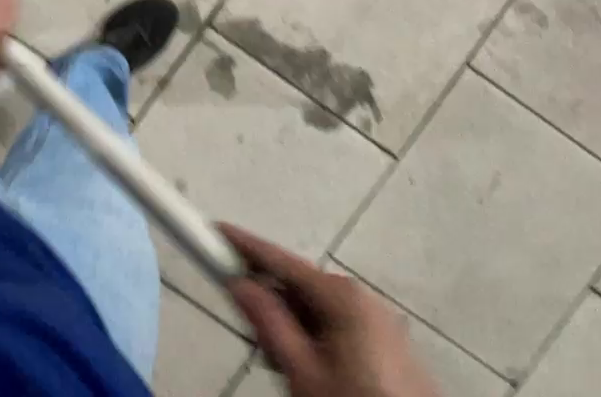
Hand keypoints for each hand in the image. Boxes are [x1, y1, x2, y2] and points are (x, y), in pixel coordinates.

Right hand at [222, 225, 438, 396]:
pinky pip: (336, 326)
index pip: (281, 261)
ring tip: (284, 368)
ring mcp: (377, 320)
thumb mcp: (303, 373)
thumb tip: (239, 283)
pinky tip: (308, 372)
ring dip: (290, 328)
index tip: (214, 228)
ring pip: (315, 309)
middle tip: (256, 345)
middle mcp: (361, 297)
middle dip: (270, 305)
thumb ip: (268, 323)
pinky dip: (313, 338)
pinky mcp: (386, 343)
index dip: (245, 245)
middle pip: (297, 286)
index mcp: (341, 297)